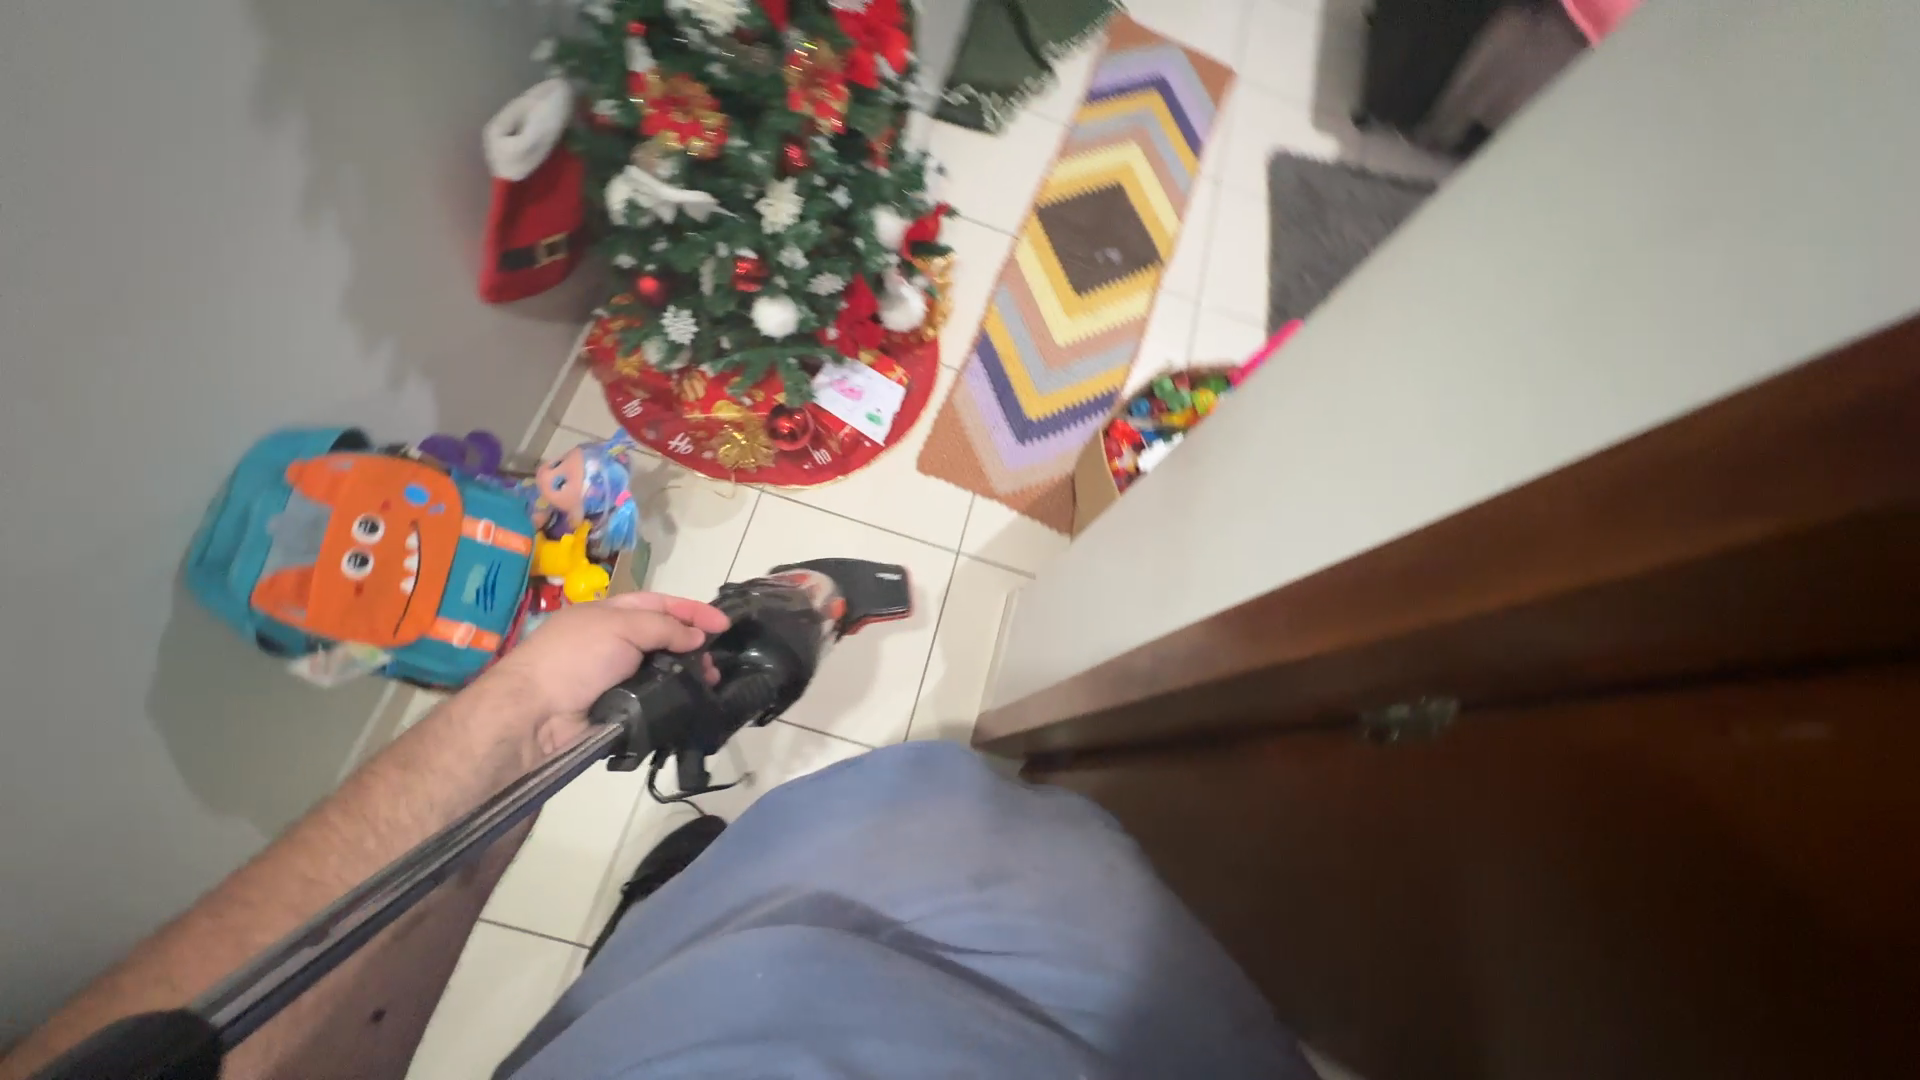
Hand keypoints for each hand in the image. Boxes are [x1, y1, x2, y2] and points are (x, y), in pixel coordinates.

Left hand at [488, 592, 729, 753]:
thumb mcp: (621, 627)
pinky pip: (656, 698)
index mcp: (610, 614)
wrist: (535, 714)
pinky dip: (675, 697)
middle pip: (665, 637)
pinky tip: (692, 700)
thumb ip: (664, 627)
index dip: (692, 610)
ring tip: (708, 682)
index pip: (660, 604)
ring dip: (689, 673)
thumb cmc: (575, 657)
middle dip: (694, 644)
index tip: (724, 623)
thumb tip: (697, 637)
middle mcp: (616, 642)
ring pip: (664, 670)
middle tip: (714, 661)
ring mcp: (618, 677)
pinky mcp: (621, 707)